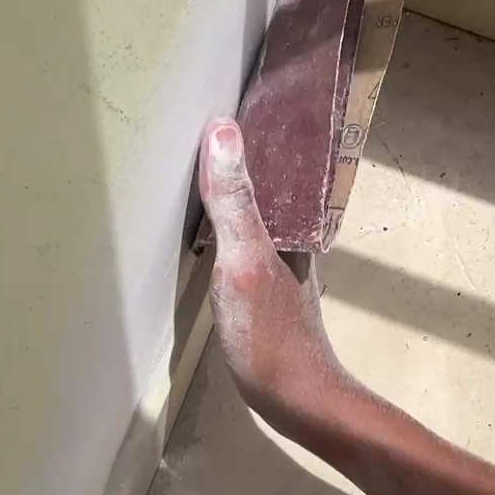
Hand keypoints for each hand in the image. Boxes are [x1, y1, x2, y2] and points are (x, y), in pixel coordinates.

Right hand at [196, 118, 359, 438]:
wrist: (295, 400)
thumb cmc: (270, 333)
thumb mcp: (244, 262)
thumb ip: (235, 202)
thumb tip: (223, 130)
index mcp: (293, 223)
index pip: (278, 159)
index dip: (260, 127)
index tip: (232, 93)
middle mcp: (292, 237)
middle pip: (268, 183)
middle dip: (243, 154)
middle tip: (204, 122)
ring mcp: (280, 264)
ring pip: (257, 213)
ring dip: (234, 189)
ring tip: (199, 163)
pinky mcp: (266, 289)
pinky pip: (244, 241)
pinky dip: (226, 226)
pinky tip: (206, 229)